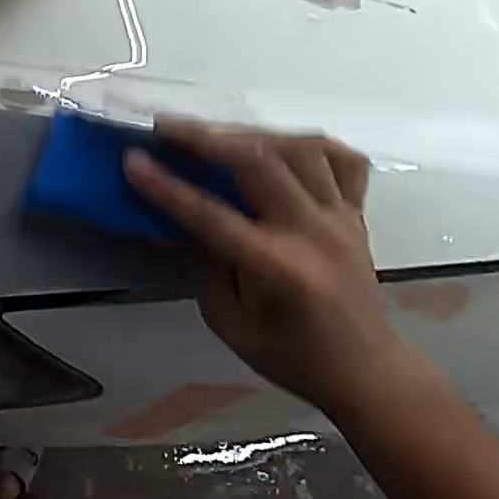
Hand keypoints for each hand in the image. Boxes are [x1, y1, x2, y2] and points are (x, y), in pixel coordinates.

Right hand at [124, 120, 405, 413]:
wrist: (365, 370)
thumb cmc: (292, 357)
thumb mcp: (230, 323)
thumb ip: (201, 266)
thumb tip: (169, 220)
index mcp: (280, 269)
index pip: (212, 216)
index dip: (166, 186)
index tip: (133, 160)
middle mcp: (314, 233)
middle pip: (260, 163)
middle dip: (205, 138)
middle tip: (166, 128)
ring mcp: (341, 217)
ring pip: (299, 148)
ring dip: (251, 134)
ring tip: (215, 134)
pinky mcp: (356, 211)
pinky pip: (340, 158)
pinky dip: (306, 142)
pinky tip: (278, 143)